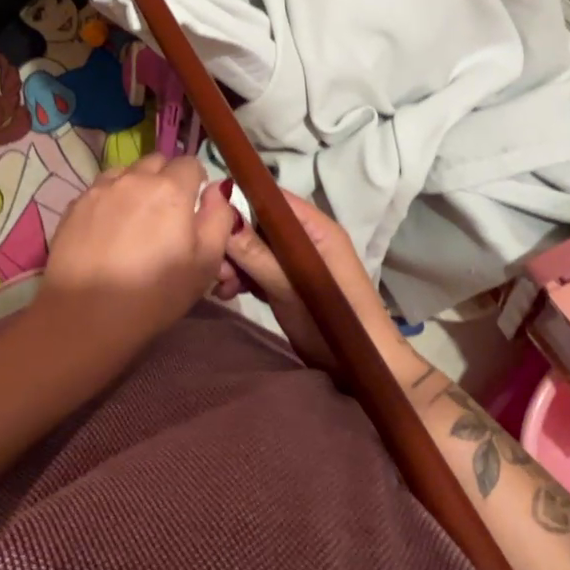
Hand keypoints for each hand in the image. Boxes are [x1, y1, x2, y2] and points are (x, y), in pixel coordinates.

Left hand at [40, 154, 234, 341]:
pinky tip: (109, 229)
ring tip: (136, 219)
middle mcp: (133, 179)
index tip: (194, 207)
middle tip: (167, 214)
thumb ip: (218, 219)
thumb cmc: (155, 294)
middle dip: (166, 178)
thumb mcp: (205, 264)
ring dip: (136, 185)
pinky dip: (110, 199)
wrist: (86, 316)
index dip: (196, 182)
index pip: (190, 163)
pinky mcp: (74, 206)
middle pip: (156, 162)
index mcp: (170, 189)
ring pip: (125, 172)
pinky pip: (100, 189)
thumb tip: (218, 190)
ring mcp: (98, 190)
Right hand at [216, 189, 393, 348]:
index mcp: (315, 229)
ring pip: (252, 248)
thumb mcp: (291, 287)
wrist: (365, 371)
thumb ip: (256, 254)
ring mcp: (296, 262)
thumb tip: (222, 219)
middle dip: (230, 240)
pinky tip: (226, 293)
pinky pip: (256, 269)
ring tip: (219, 285)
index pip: (270, 197)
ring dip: (232, 262)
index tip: (204, 215)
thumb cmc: (337, 323)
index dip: (236, 200)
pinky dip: (240, 278)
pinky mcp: (288, 284)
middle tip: (213, 266)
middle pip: (256, 223)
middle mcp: (305, 239)